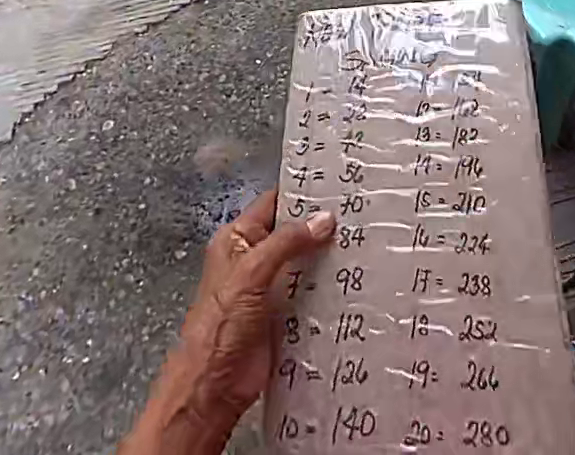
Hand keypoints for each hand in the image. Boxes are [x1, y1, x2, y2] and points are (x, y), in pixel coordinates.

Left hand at [118, 192, 334, 454]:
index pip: (273, 203)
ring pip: (305, 260)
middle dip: (320, 224)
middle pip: (293, 231)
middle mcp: (254, 258)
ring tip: (361, 237)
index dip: (300, 193)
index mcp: (237, 239)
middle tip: (355, 211)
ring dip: (327, 255)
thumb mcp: (252, 271)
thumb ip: (287, 242)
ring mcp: (271, 286)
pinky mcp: (285, 312)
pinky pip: (311, 289)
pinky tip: (351, 275)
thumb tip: (324, 219)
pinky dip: (328, 284)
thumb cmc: (219, 327)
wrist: (213, 389)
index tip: (332, 185)